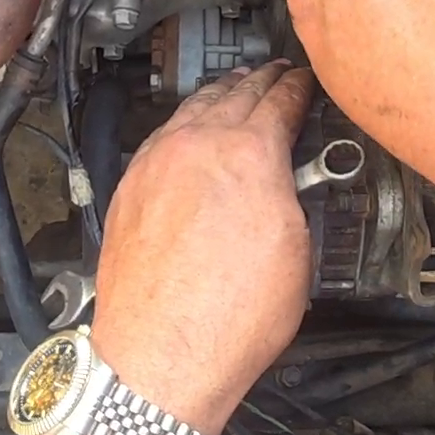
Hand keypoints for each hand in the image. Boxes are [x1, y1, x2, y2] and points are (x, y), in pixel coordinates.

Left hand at [89, 61, 316, 433]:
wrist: (159, 359)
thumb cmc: (227, 319)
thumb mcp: (296, 251)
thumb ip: (290, 194)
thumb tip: (284, 179)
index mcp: (246, 154)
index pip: (279, 101)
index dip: (298, 88)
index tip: (304, 82)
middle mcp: (196, 146)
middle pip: (235, 94)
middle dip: (262, 80)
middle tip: (278, 74)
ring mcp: (156, 164)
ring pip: (192, 108)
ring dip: (221, 94)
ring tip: (236, 88)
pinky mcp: (130, 187)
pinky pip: (161, 136)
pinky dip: (184, 123)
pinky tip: (191, 129)